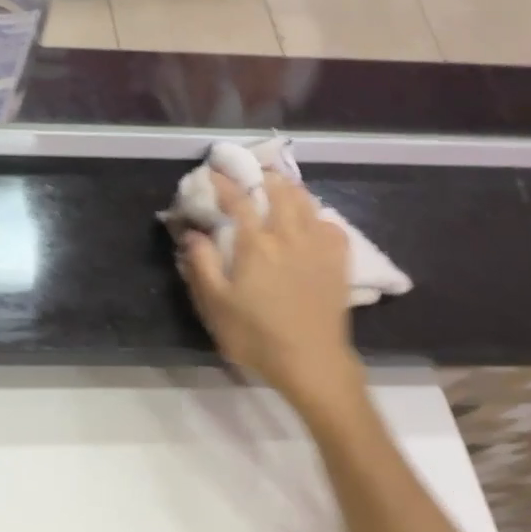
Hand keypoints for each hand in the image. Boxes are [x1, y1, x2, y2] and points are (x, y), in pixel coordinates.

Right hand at [177, 171, 360, 408]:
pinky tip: (309, 222)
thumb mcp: (215, 305)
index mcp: (255, 244)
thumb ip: (201, 265)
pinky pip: (329, 223)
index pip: (238, 201)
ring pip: (307, 201)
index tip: (212, 172)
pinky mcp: (338, 259)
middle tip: (250, 174)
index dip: (224, 183)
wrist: (309, 359)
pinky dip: (315, 215)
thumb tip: (192, 234)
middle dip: (262, 176)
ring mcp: (318, 244)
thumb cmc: (253, 336)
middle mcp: (289, 234)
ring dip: (290, 189)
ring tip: (279, 188)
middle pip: (280, 190)